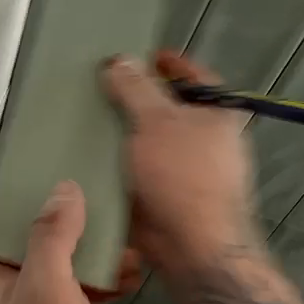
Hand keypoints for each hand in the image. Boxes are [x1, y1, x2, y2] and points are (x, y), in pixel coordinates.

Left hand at [0, 181, 120, 303]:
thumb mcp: (47, 285)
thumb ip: (53, 235)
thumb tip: (66, 188)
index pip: (11, 219)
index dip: (38, 196)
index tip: (70, 170)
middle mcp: (14, 283)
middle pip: (45, 239)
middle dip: (78, 223)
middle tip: (113, 199)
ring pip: (71, 263)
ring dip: (98, 250)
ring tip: (132, 238)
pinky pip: (89, 288)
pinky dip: (108, 277)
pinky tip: (135, 270)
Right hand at [100, 52, 256, 269]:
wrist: (192, 247)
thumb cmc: (184, 175)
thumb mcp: (156, 121)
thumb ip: (135, 87)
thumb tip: (119, 59)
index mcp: (218, 114)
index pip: (195, 76)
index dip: (168, 63)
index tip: (137, 56)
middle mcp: (207, 139)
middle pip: (167, 108)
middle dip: (134, 99)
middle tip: (98, 87)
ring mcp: (185, 170)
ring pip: (148, 141)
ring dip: (121, 134)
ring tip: (85, 119)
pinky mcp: (164, 194)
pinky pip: (137, 170)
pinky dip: (117, 163)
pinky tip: (88, 156)